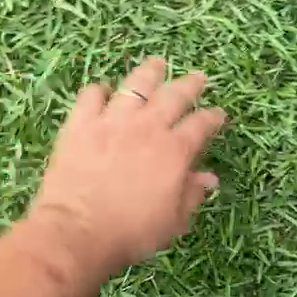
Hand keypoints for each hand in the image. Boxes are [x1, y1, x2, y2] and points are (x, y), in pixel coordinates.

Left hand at [27, 57, 226, 278]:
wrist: (77, 232)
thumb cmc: (131, 233)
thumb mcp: (173, 221)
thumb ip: (192, 194)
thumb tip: (209, 178)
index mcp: (175, 151)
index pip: (201, 125)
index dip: (213, 118)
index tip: (219, 114)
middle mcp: (147, 128)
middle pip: (174, 96)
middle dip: (190, 84)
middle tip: (199, 77)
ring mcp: (112, 122)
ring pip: (135, 85)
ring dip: (149, 73)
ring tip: (158, 63)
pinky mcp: (80, 124)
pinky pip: (91, 96)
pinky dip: (100, 90)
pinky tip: (104, 90)